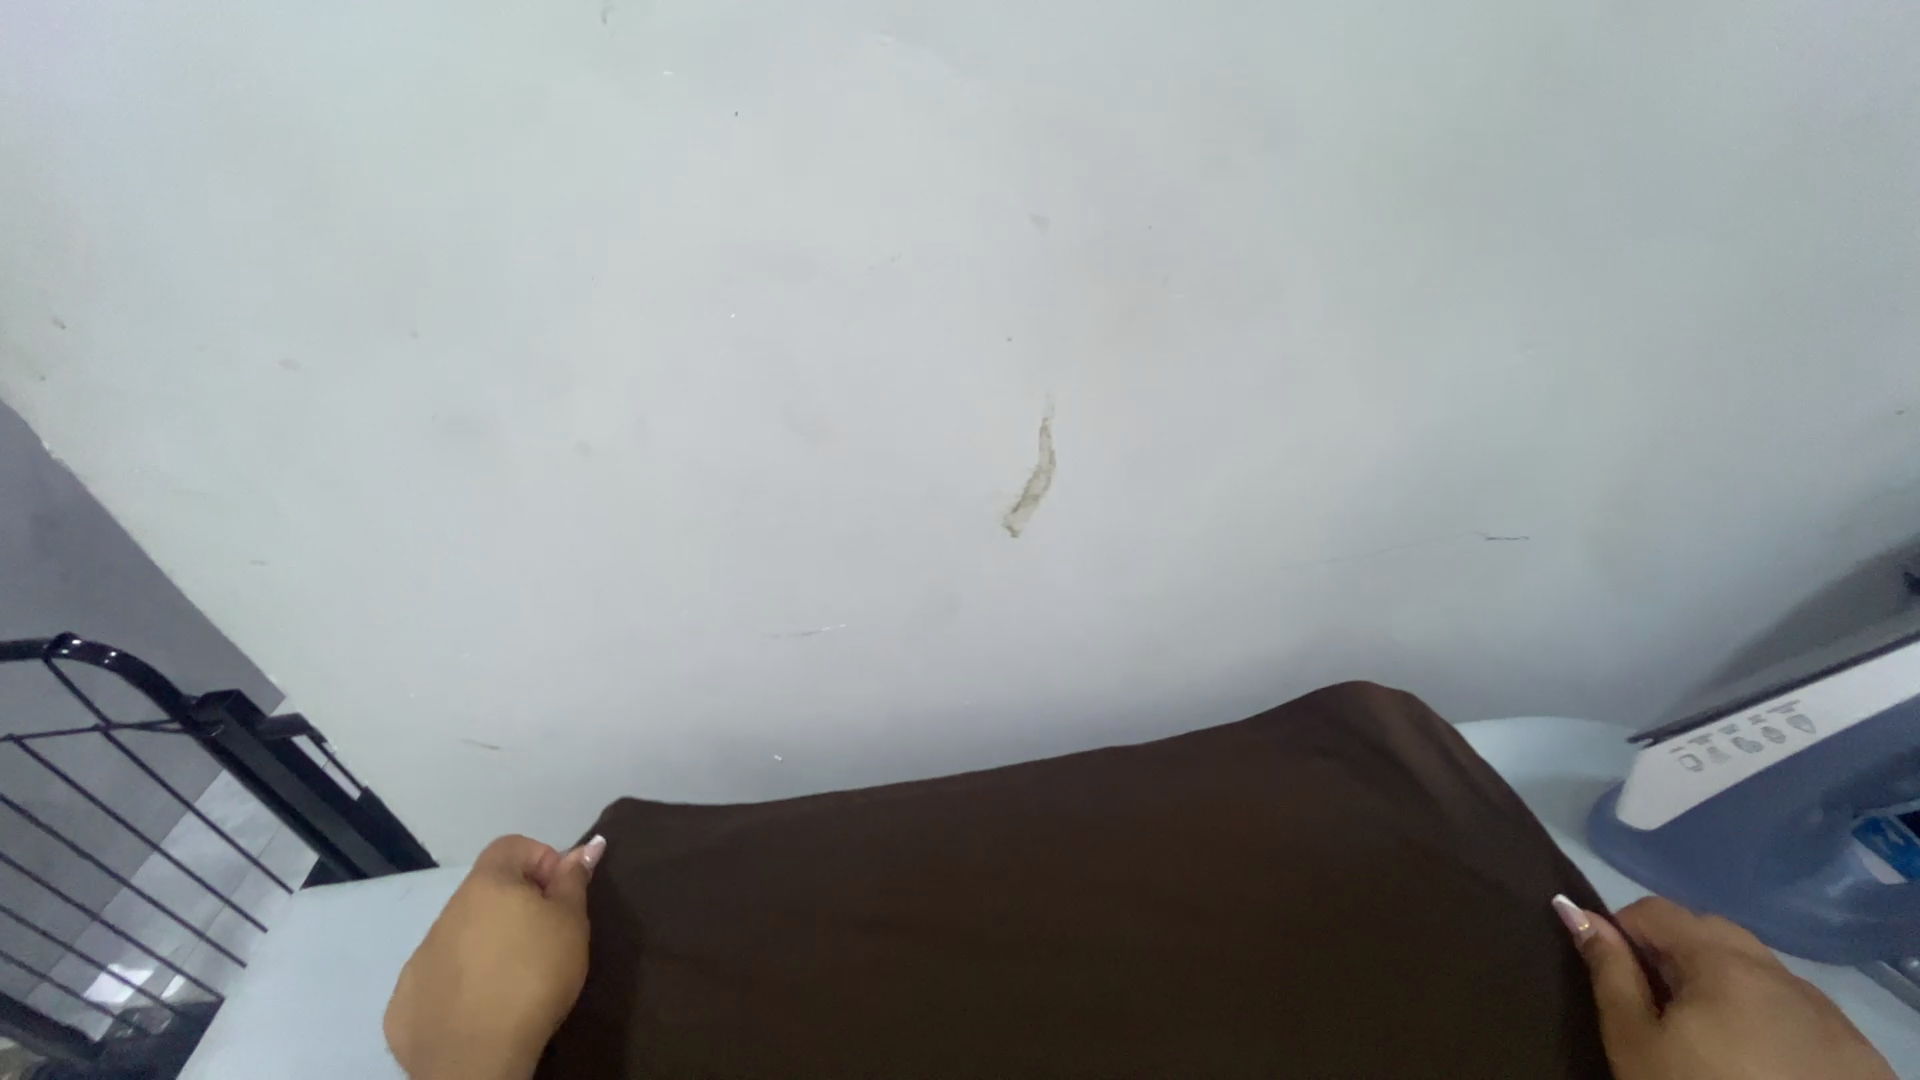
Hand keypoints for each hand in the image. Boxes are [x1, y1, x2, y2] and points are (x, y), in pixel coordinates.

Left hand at [384, 834, 605, 1079]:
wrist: (477, 1057)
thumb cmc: (536, 974)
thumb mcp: (572, 920)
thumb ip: (575, 878)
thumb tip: (588, 844)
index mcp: (486, 885)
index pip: (512, 846)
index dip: (542, 860)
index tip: (559, 893)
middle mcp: (446, 913)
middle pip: (487, 890)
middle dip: (518, 904)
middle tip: (546, 935)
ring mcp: (419, 958)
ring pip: (462, 933)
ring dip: (489, 941)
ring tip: (516, 975)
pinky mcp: (404, 1002)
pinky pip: (440, 975)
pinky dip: (463, 980)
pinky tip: (485, 1005)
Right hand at [1553, 893, 1894, 1079]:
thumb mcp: (1633, 1037)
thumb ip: (1607, 967)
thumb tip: (1570, 907)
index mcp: (1722, 964)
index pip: (1656, 910)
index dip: (1624, 931)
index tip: (1618, 973)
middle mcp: (1783, 976)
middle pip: (1712, 931)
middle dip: (1677, 949)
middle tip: (1659, 999)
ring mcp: (1831, 1016)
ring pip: (1761, 967)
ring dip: (1727, 979)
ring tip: (1712, 1030)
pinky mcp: (1865, 1056)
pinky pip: (1803, 1008)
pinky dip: (1772, 1012)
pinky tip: (1762, 1055)